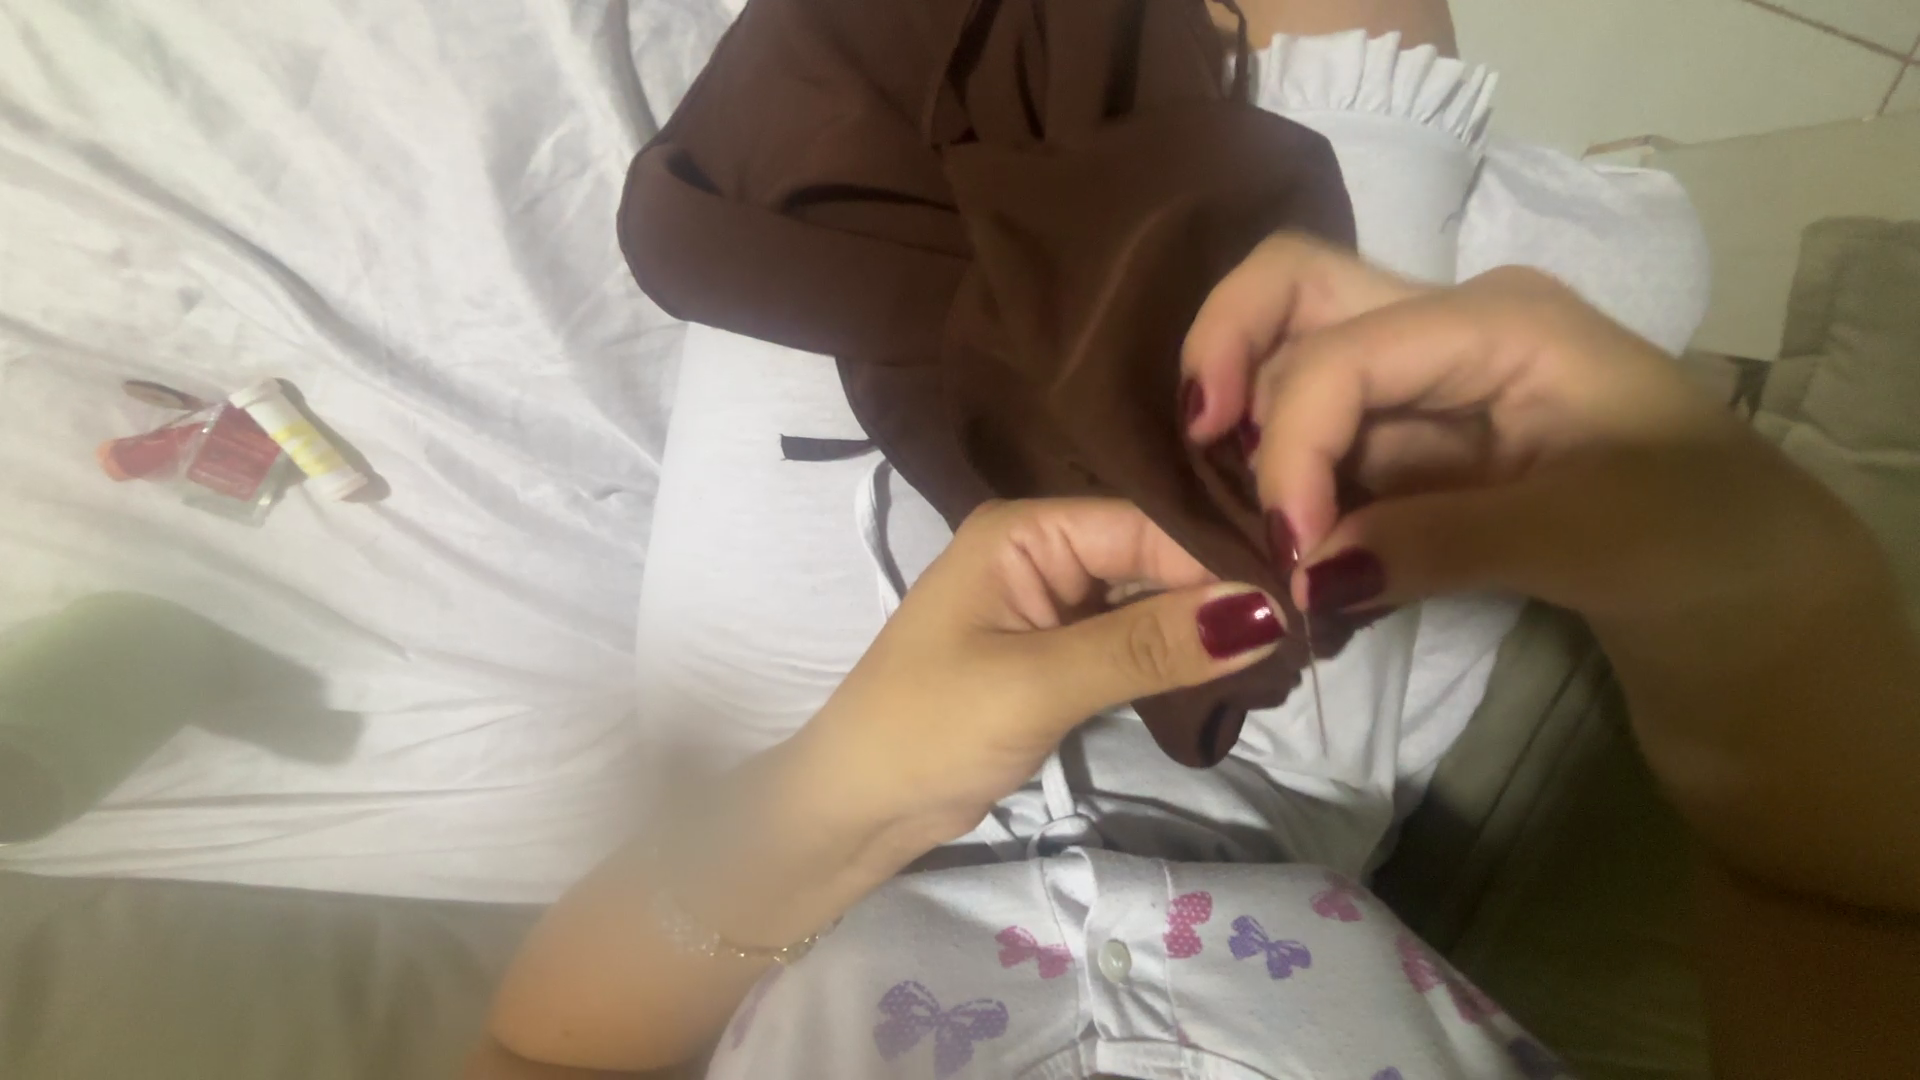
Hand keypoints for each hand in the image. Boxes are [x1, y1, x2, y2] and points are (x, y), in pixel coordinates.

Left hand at [801, 498, 1286, 845]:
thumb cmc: (930, 727)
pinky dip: (1169, 655)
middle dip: (1215, 594)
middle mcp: (1037, 552)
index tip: (1298, 600)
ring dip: (1199, 627)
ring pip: (1142, 600)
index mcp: (1021, 530)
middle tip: (1307, 629)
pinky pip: (1125, 640)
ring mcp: (1046, 604)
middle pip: (1146, 557)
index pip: (1141, 524)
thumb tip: (1265, 612)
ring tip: (1285, 651)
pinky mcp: (1053, 652)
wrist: (859, 805)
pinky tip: (1227, 668)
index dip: (1215, 561)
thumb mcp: (1039, 682)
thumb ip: (1147, 645)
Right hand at [1182, 235, 1918, 911]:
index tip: (1292, 552)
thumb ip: (1435, 546)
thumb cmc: (1698, 539)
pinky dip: (1260, 467)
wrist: (1727, 584)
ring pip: (1277, 357)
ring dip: (1237, 422)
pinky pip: (1294, 430)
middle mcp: (1436, 327)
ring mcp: (1404, 381)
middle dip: (1222, 350)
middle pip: (1292, 286)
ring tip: (1229, 501)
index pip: (1344, 358)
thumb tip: (1304, 575)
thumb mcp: (1591, 540)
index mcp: (1499, 323)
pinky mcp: (1384, 437)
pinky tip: (1257, 515)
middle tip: (1195, 435)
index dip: (1293, 450)